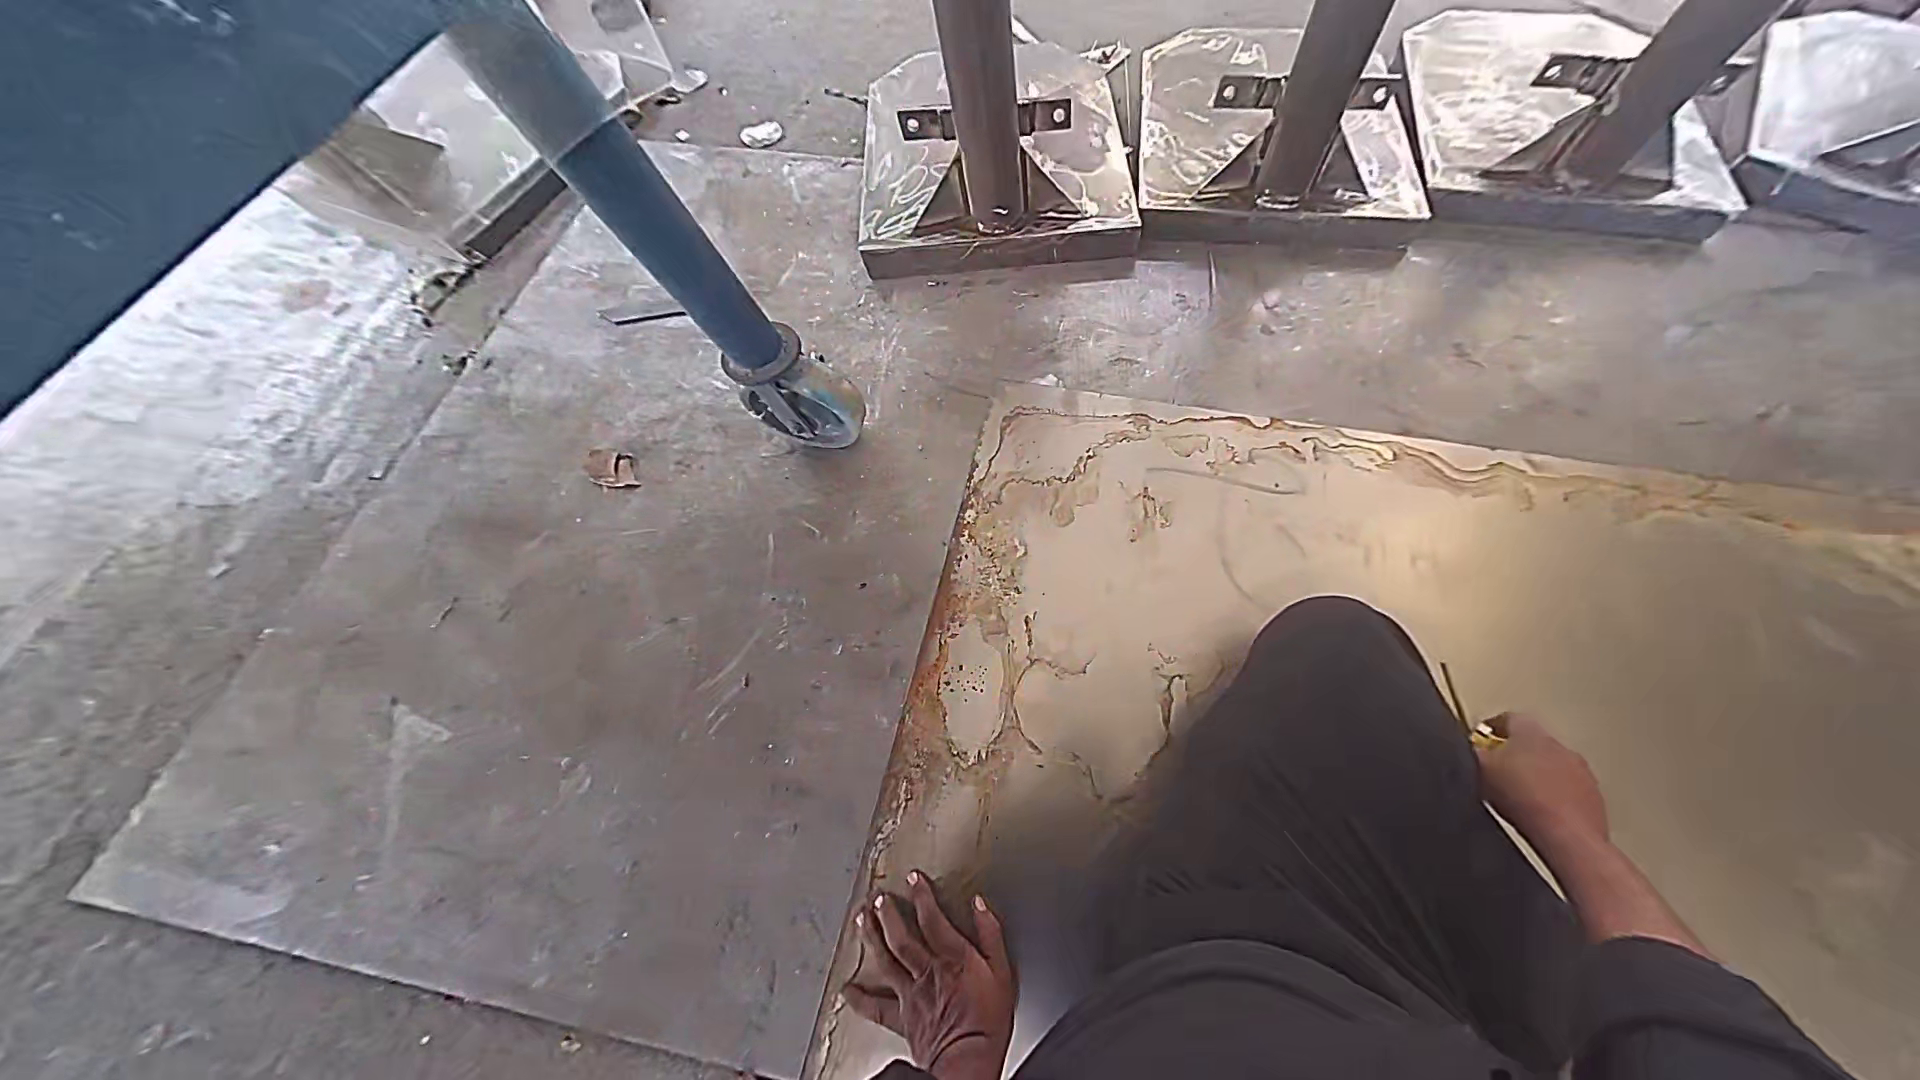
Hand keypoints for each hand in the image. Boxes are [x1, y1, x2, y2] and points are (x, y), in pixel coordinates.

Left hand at [842, 870, 1015, 1079]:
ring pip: (886, 960)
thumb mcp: (1002, 972)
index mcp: (952, 957)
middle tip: (878, 896)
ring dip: (871, 938)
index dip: (921, 894)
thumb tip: (979, 904)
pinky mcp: (902, 1019)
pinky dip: (860, 998)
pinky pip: (876, 1007)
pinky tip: (847, 989)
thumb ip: (991, 934)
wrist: (970, 1064)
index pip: (932, 918)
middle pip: (902, 936)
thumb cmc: (988, 1022)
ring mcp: (911, 994)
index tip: (913, 878)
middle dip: (888, 913)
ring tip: (861, 919)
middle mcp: (927, 970)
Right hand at [1475, 712, 1608, 847]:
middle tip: (1497, 767)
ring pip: (1552, 763)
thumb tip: (1472, 747)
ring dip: (1536, 771)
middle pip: (1532, 741)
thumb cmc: (1520, 796)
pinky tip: (1538, 807)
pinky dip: (1553, 791)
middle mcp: (1560, 746)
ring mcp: (1582, 772)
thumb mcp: (1479, 768)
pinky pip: (1568, 786)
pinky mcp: (1594, 797)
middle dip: (1515, 751)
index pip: (1508, 718)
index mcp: (1531, 733)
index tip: (1480, 740)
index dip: (1490, 728)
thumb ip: (1473, 750)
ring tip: (1516, 791)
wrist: (1565, 835)